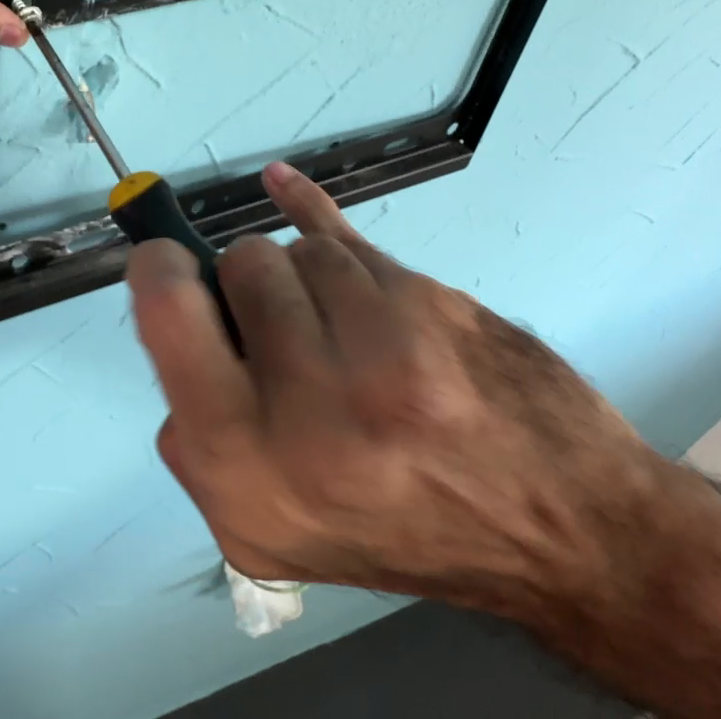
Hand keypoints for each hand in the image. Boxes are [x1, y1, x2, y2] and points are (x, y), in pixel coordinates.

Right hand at [126, 162, 720, 615]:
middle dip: (242, 282)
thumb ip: (195, 448)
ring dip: (303, 277)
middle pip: (238, 268)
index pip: (168, 315)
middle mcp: (309, 411)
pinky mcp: (441, 309)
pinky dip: (308, 204)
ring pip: (302, 252)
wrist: (563, 535)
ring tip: (338, 328)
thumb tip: (176, 339)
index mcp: (245, 464)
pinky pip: (344, 230)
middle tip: (276, 325)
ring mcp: (386, 356)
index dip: (157, 274)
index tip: (164, 265)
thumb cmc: (396, 532)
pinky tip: (282, 185)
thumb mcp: (267, 531)